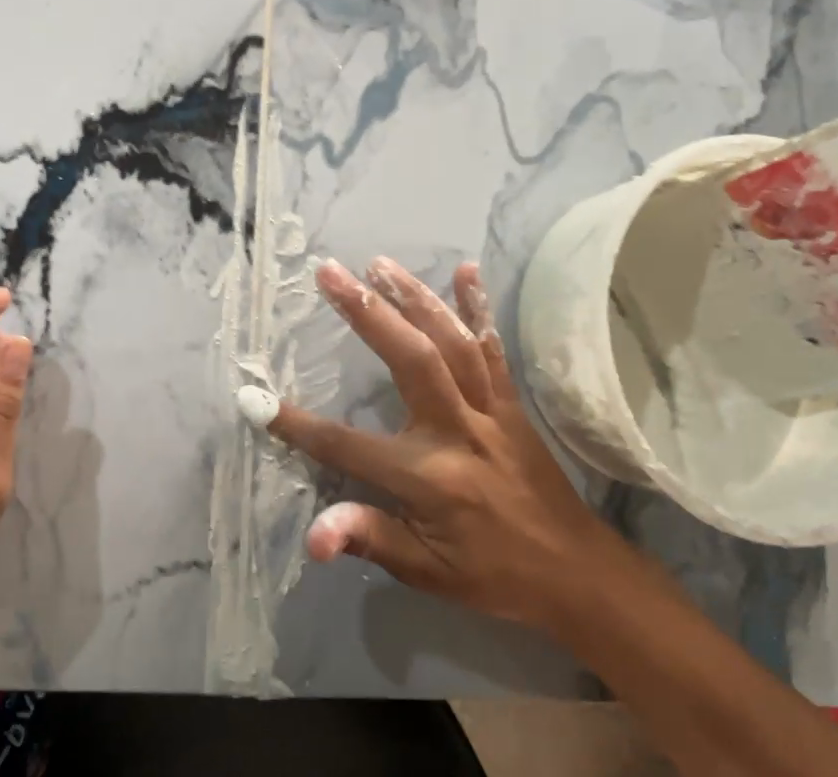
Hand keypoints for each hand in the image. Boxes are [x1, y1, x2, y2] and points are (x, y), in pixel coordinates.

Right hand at [266, 258, 624, 629]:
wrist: (579, 575)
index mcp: (430, 476)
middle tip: (330, 273)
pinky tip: (465, 270)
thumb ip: (369, 539)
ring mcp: (490, 411)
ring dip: (413, 297)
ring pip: (451, 342)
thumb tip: (313, 538)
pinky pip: (492, 349)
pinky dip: (478, 307)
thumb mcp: (427, 572)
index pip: (349, 445)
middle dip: (367, 312)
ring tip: (378, 263)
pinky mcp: (511, 405)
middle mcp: (459, 431)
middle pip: (411, 359)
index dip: (300, 427)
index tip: (258, 402)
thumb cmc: (494, 575)